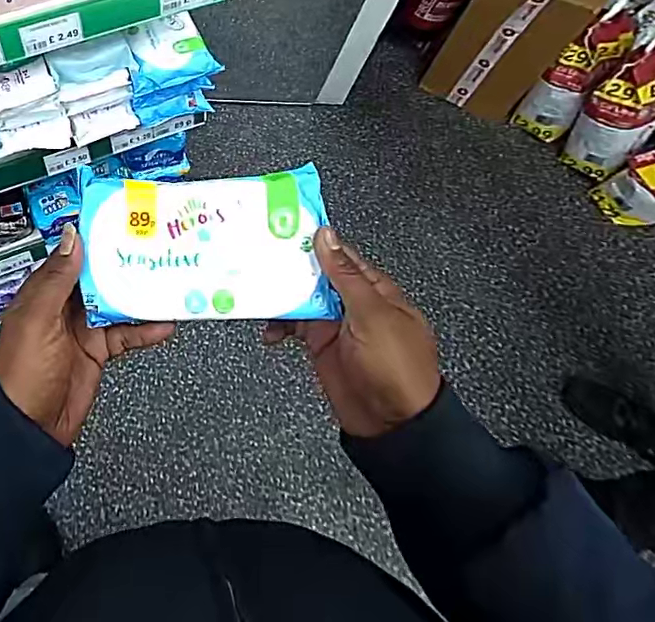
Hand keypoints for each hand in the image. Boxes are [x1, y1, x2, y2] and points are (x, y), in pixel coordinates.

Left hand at [0, 224, 174, 445]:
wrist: (31, 430)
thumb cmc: (23, 373)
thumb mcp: (38, 319)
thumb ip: (57, 279)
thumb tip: (72, 238)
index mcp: (44, 291)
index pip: (73, 255)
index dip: (95, 239)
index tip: (121, 222)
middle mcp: (64, 305)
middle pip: (100, 276)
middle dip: (125, 263)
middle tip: (154, 248)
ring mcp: (83, 327)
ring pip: (117, 301)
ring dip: (140, 294)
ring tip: (166, 281)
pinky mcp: (98, 349)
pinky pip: (126, 332)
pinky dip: (145, 328)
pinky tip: (163, 323)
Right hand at [264, 226, 440, 437]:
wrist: (393, 427)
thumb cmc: (397, 368)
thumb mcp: (371, 314)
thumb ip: (345, 275)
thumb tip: (327, 237)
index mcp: (372, 287)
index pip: (337, 253)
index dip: (313, 240)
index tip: (283, 226)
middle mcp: (351, 301)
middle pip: (314, 273)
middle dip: (289, 266)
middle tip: (260, 256)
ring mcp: (335, 323)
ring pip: (300, 297)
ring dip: (279, 295)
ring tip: (258, 293)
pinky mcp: (319, 344)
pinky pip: (293, 325)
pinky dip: (278, 325)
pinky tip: (270, 330)